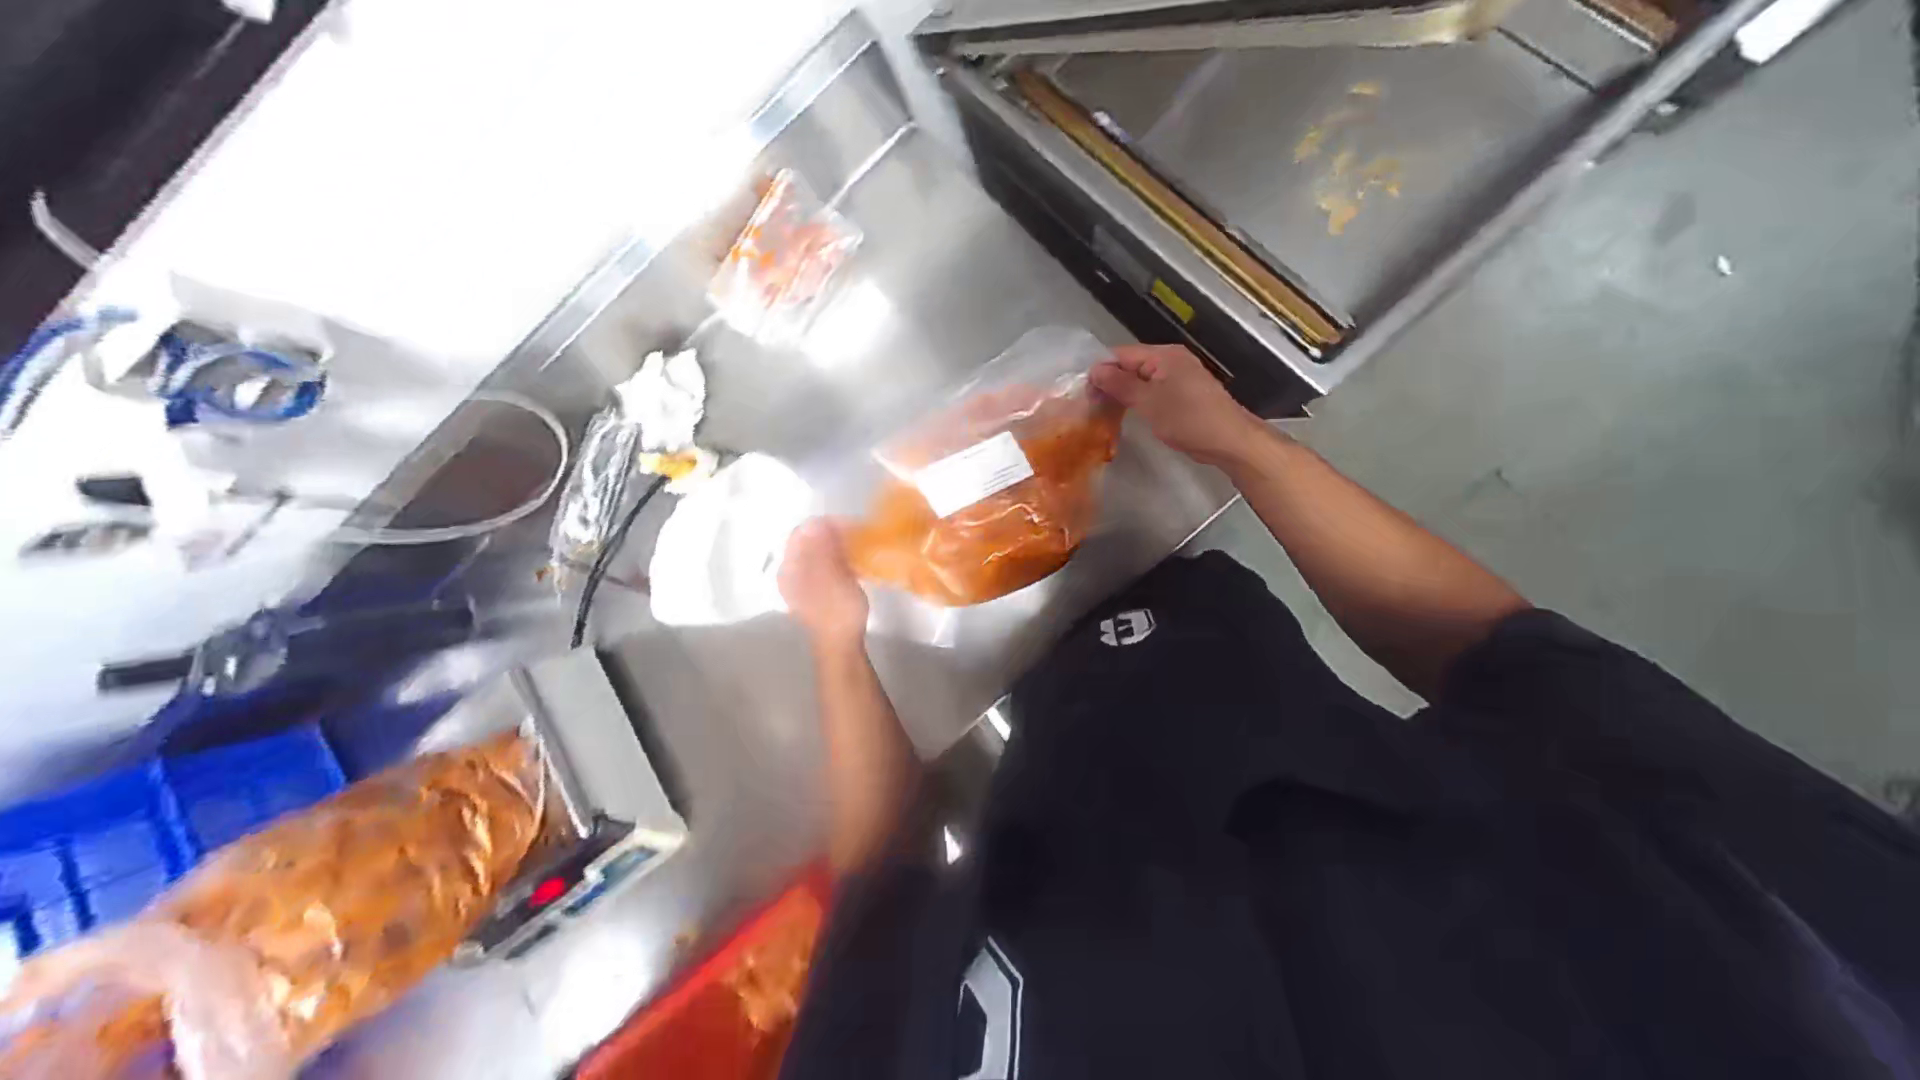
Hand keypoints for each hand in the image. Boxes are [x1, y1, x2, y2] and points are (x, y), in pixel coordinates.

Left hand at [779, 519, 868, 645]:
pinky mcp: (812, 591)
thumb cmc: (838, 611)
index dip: (826, 525)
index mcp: (790, 568)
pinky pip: (821, 564)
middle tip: (856, 535)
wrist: (841, 646)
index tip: (851, 526)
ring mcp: (800, 582)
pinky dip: (835, 559)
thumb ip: (822, 548)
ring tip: (857, 548)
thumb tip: (815, 521)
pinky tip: (851, 564)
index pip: (803, 532)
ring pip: (815, 552)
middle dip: (831, 534)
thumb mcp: (834, 576)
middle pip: (808, 541)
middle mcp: (789, 572)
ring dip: (835, 546)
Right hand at [1090, 345, 1264, 466]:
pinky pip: (1152, 391)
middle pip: (1130, 365)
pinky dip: (1138, 400)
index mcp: (1163, 355)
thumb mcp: (1148, 402)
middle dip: (1110, 383)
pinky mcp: (1182, 395)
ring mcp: (1178, 377)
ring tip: (1104, 412)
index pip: (1121, 354)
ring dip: (1122, 393)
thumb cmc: (1188, 419)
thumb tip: (1094, 370)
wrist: (1228, 440)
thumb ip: (1120, 384)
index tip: (1085, 394)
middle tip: (1091, 406)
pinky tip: (1127, 415)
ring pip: (1140, 379)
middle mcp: (1171, 360)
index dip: (1101, 371)